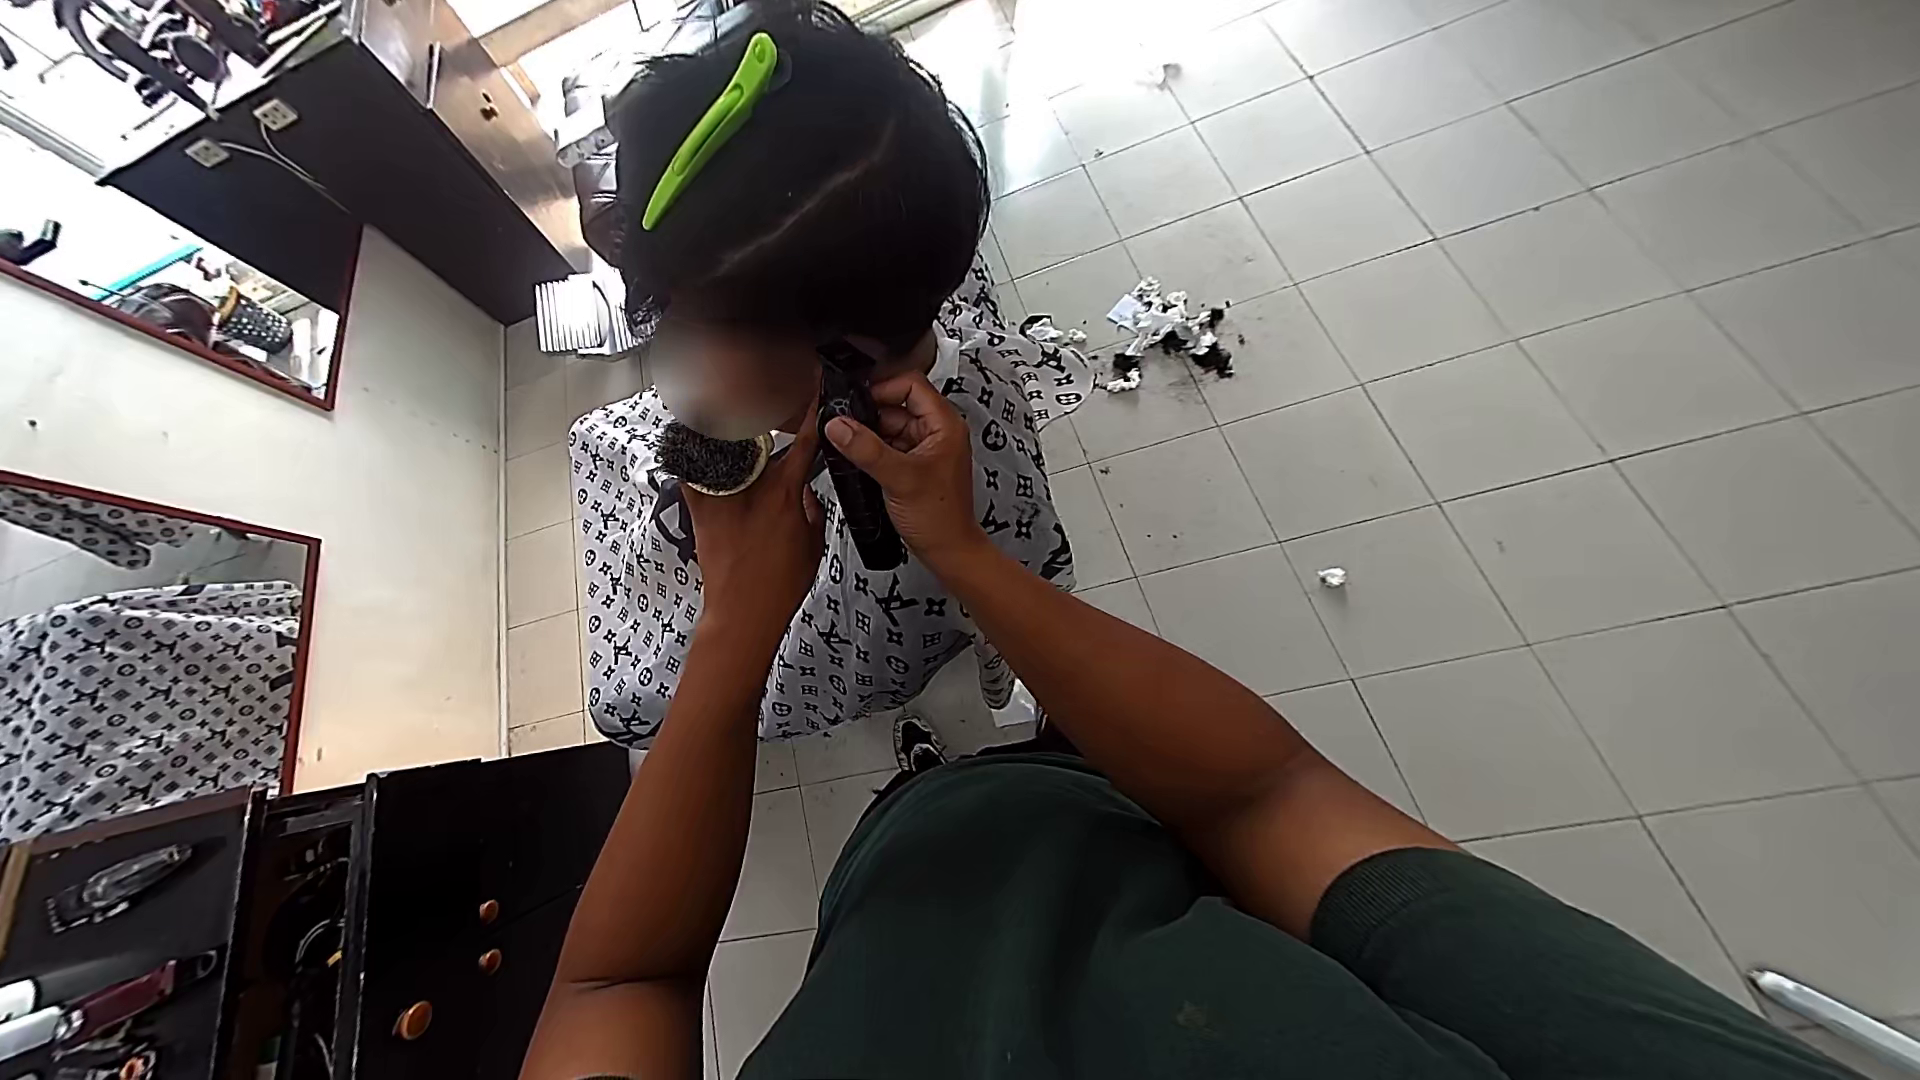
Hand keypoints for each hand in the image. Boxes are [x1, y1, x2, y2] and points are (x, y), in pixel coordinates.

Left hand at [684, 406, 824, 646]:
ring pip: (723, 444)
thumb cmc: (777, 585)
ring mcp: (722, 494)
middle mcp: (752, 487)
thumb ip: (812, 509)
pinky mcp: (698, 506)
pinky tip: (693, 438)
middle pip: (758, 434)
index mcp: (786, 493)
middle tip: (766, 395)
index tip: (813, 392)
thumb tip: (805, 491)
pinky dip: (692, 451)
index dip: (811, 413)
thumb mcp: (813, 543)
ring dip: (729, 425)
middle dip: (764, 411)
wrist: (743, 612)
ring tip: (730, 405)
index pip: (803, 442)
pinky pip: (692, 468)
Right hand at [823, 373, 988, 569]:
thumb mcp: (899, 478)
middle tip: (846, 425)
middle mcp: (938, 432)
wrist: (948, 550)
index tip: (856, 400)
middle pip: (897, 404)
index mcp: (945, 424)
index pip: (911, 384)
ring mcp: (926, 448)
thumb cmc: (940, 518)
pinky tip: (861, 459)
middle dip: (870, 414)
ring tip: (852, 445)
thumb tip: (838, 425)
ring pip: (890, 425)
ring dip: (870, 433)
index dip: (881, 387)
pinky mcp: (915, 465)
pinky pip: (890, 445)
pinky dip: (874, 449)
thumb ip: (866, 449)